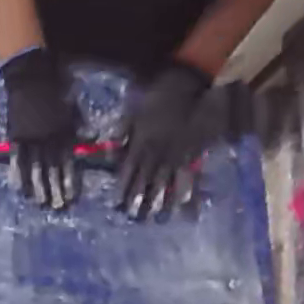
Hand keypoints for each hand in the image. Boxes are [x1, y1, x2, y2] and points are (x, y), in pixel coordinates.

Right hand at [0, 47, 79, 208]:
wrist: (31, 75)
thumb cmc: (57, 88)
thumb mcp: (73, 105)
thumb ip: (81, 125)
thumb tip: (93, 139)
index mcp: (63, 132)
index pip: (68, 162)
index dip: (69, 180)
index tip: (71, 198)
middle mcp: (47, 139)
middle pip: (51, 169)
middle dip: (54, 189)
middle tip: (56, 207)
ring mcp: (30, 139)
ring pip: (34, 167)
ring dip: (37, 187)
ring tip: (39, 203)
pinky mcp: (15, 137)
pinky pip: (15, 159)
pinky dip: (16, 174)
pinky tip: (19, 189)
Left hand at [117, 62, 220, 218]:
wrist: (187, 82)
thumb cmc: (156, 96)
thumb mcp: (132, 113)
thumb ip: (120, 134)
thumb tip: (109, 153)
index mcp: (140, 144)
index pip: (128, 173)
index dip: (123, 190)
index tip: (117, 207)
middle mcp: (156, 154)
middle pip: (145, 182)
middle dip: (139, 202)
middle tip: (135, 220)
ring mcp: (176, 154)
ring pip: (166, 183)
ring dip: (161, 203)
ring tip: (157, 220)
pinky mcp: (194, 152)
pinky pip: (190, 176)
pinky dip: (188, 192)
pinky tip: (186, 208)